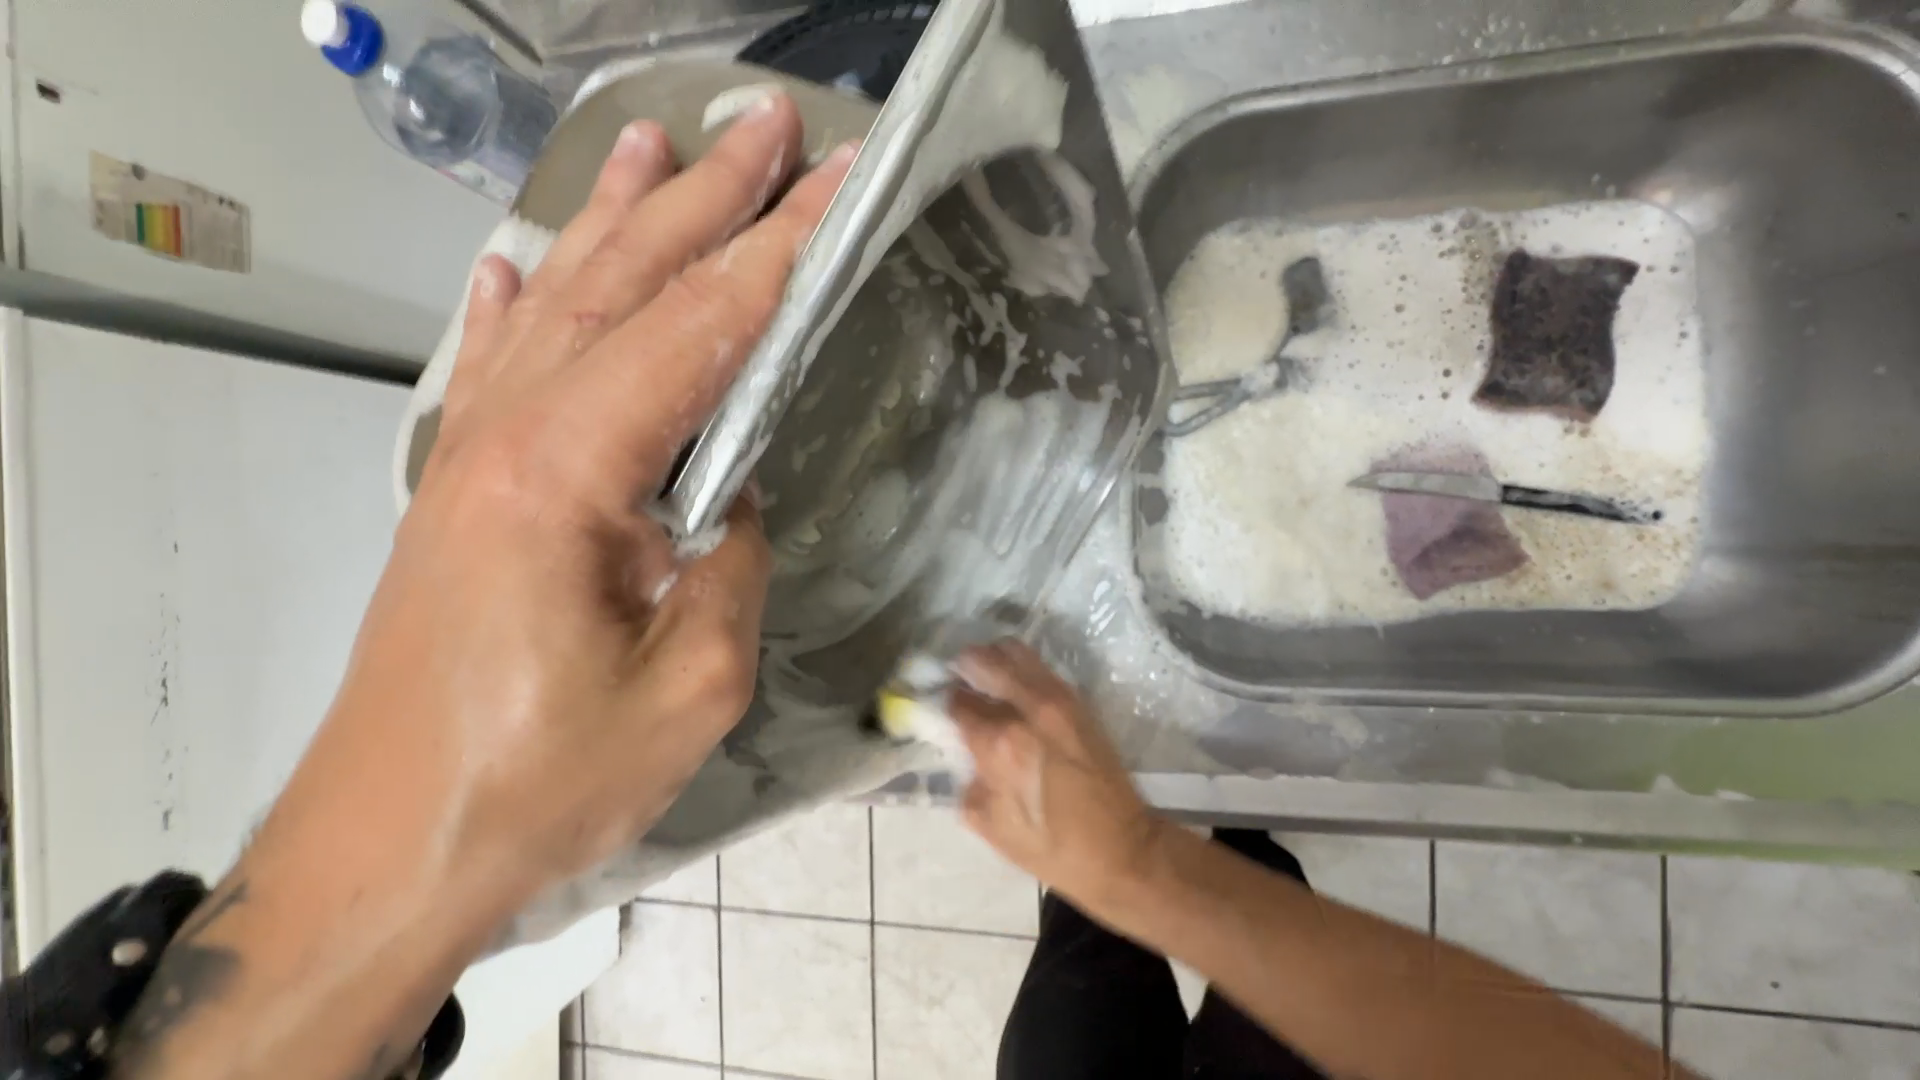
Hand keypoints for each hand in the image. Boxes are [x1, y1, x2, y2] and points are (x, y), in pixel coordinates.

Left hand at [108, 95, 856, 1079]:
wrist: (389, 846)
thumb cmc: (543, 779)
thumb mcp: (692, 684)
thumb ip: (730, 560)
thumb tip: (731, 492)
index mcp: (571, 470)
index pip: (701, 328)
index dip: (780, 250)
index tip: (838, 181)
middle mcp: (513, 431)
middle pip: (626, 282)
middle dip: (709, 197)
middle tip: (771, 127)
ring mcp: (473, 451)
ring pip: (558, 301)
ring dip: (616, 217)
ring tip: (660, 145)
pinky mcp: (457, 486)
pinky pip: (495, 363)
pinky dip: (518, 299)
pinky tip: (521, 259)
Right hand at [948, 642, 1166, 905]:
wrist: (1120, 848)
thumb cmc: (1051, 847)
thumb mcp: (988, 824)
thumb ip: (967, 778)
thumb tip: (965, 751)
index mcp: (999, 743)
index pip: (958, 701)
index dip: (945, 704)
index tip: (945, 712)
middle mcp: (1026, 710)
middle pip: (984, 660)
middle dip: (965, 668)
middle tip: (958, 682)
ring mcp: (1057, 699)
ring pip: (1014, 651)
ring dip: (993, 659)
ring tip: (985, 677)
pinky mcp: (1078, 701)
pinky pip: (1039, 667)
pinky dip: (1020, 668)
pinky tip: (1013, 688)